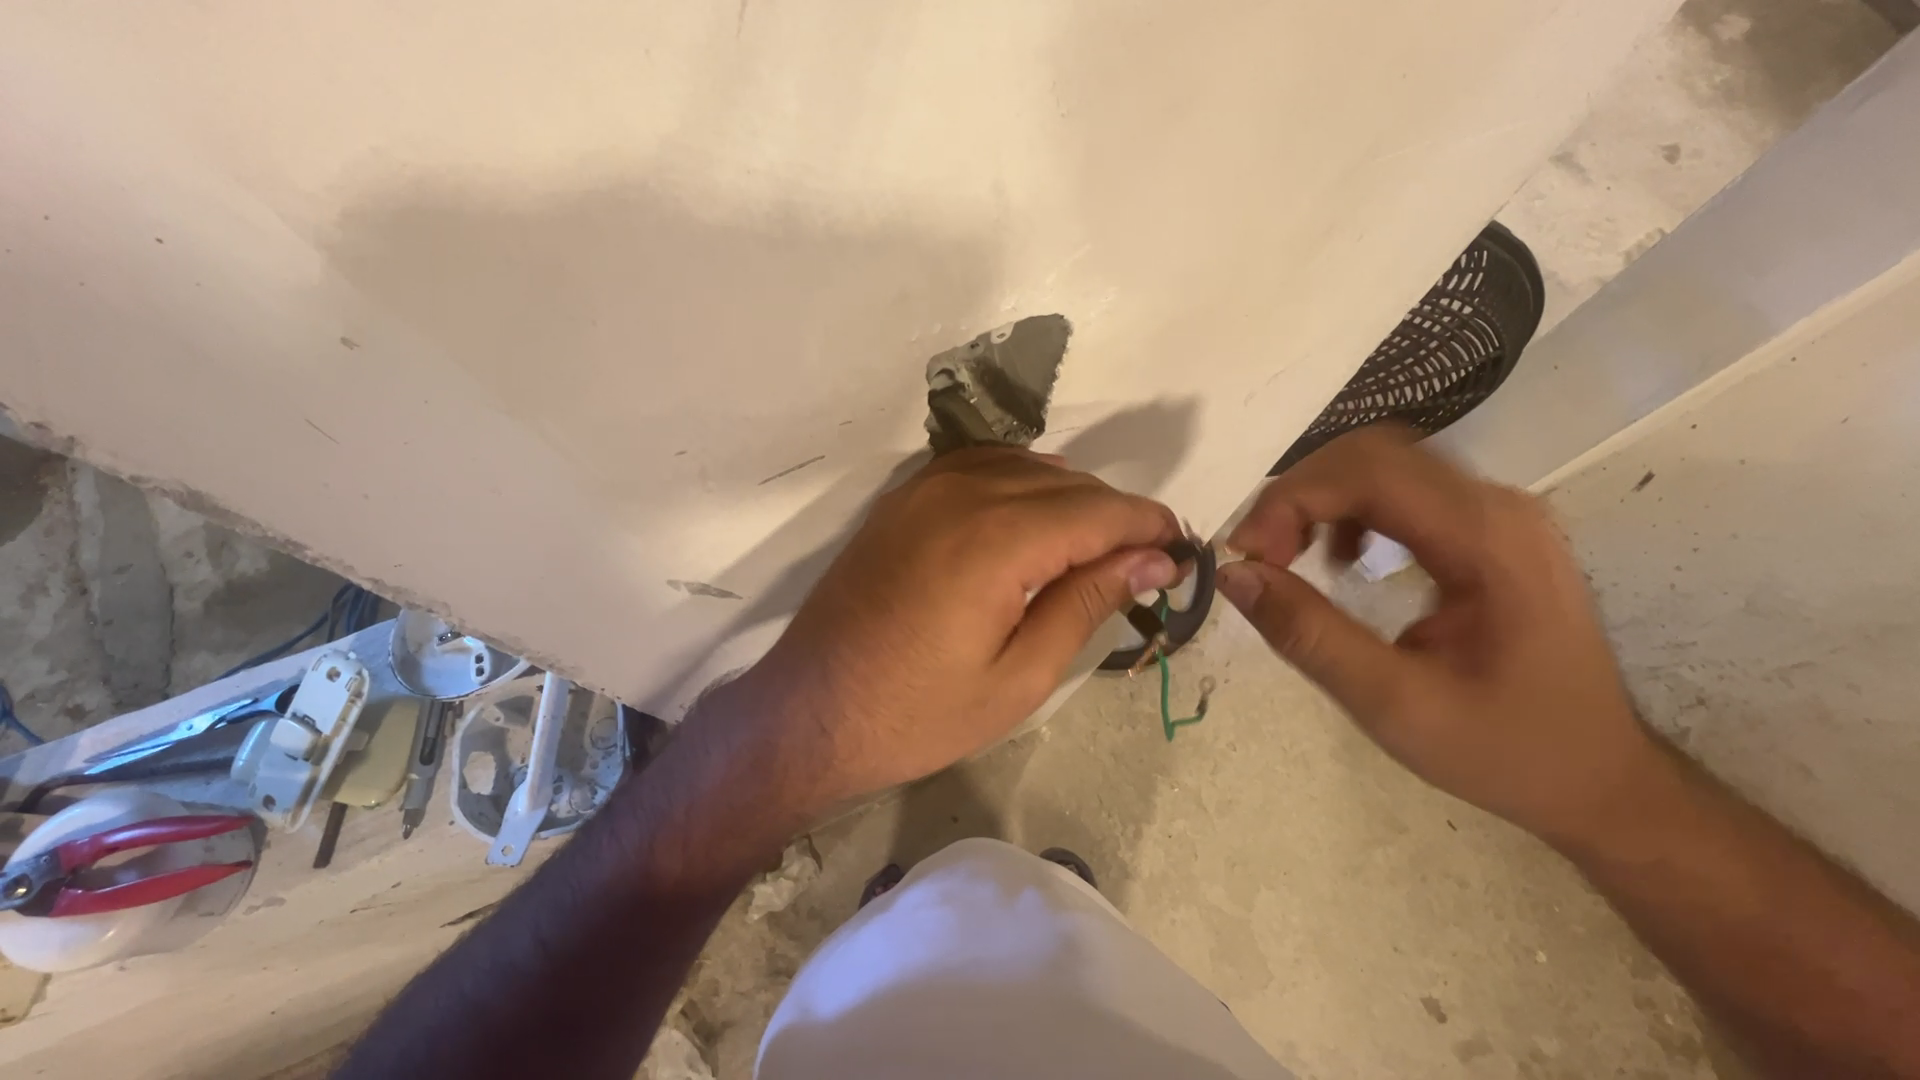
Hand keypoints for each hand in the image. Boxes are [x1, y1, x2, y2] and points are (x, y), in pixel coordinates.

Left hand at [719, 447, 1179, 814]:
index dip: (1149, 526)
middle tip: (1146, 562)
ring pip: (1026, 466)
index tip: (1182, 552)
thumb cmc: (917, 715)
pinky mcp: (902, 498)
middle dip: (1117, 516)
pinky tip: (1034, 520)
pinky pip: (980, 466)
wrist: (810, 713)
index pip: (1100, 510)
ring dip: (1072, 497)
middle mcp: (962, 494)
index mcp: (996, 540)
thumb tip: (1154, 559)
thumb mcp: (1019, 677)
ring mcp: (924, 488)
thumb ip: (1087, 603)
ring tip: (1095, 549)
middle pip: (1068, 483)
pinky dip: (1021, 482)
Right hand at [1218, 426, 1660, 845]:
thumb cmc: (1505, 749)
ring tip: (1287, 558)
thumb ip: (1311, 636)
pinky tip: (1341, 560)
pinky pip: (1405, 492)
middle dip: (1298, 496)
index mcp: (1488, 540)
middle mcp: (1498, 507)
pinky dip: (1352, 512)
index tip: (1245, 557)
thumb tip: (1235, 576)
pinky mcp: (1492, 531)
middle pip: (1373, 455)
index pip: (1368, 472)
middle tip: (1258, 559)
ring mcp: (1499, 515)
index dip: (1290, 501)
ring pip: (1385, 466)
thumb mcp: (1394, 705)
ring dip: (1321, 500)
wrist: (1601, 778)